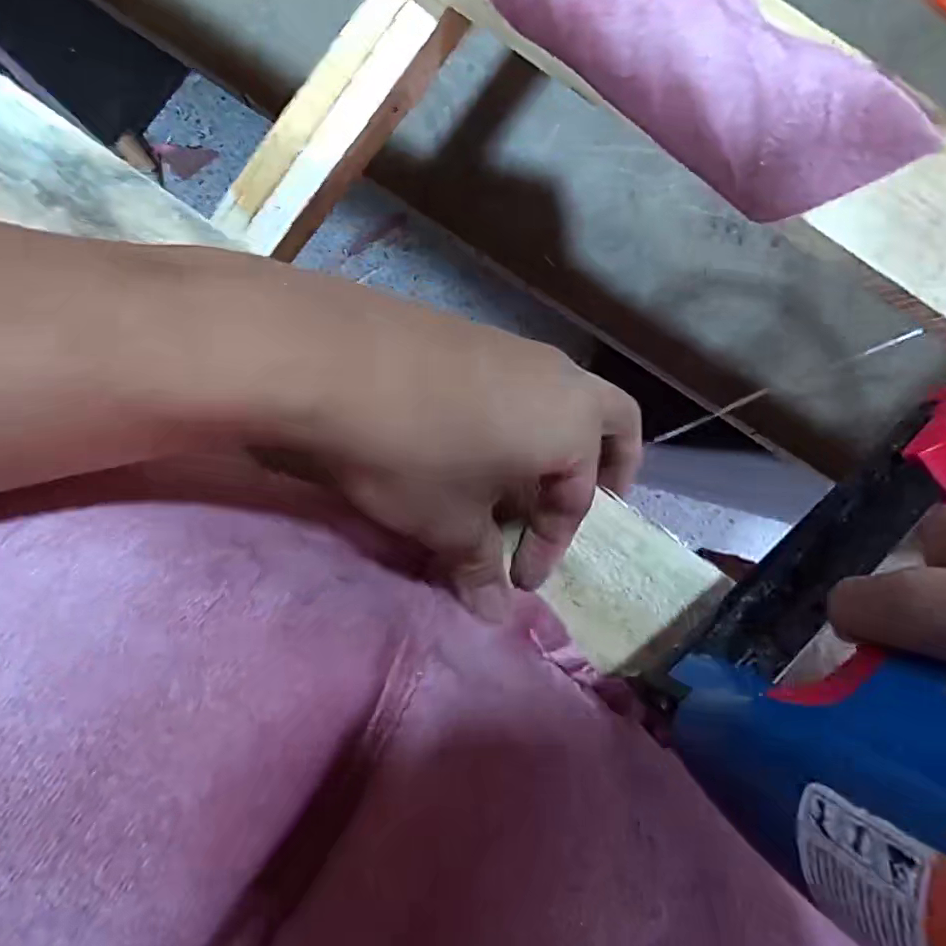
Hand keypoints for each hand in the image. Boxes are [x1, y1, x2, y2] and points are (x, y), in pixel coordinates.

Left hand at [253, 271, 641, 620]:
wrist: (336, 362)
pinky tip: (469, 436)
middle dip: (609, 465)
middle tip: (580, 503)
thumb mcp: (448, 522)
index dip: (550, 545)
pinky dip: (512, 413)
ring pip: (557, 396)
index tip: (517, 578)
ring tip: (512, 476)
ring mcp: (514, 346)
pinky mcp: (471, 332)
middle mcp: (557, 377)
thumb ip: (481, 566)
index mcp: (572, 423)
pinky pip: (514, 380)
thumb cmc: (413, 454)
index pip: (577, 499)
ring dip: (549, 439)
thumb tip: (495, 613)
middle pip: (608, 419)